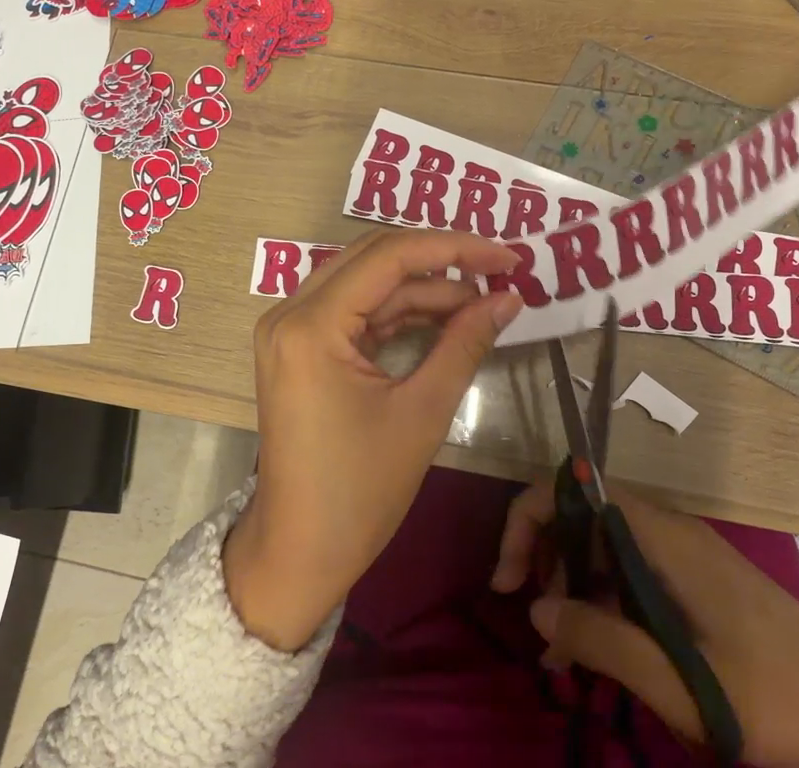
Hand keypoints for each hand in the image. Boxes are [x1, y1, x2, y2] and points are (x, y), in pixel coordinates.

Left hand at [224, 228, 523, 651]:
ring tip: (482, 302)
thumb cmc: (360, 490)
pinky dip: (397, 314)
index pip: (388, 257)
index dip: (454, 248)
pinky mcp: (297, 350)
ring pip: (364, 284)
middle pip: (372, 260)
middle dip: (440, 262)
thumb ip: (464, 344)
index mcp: (310, 326)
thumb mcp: (422, 413)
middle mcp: (289, 314)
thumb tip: (509, 299)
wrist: (302, 549)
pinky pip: (352, 313)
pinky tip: (444, 319)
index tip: (509, 257)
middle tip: (500, 273)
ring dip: (422, 289)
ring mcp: (288, 331)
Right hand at [492, 480, 798, 767]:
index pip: (577, 488)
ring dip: (570, 590)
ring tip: (559, 657)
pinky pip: (630, 577)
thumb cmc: (775, 702)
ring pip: (603, 550)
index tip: (508, 580)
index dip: (530, 519)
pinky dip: (601, 606)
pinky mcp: (695, 588)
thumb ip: (600, 641)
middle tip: (536, 626)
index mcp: (667, 539)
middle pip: (583, 516)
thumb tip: (536, 610)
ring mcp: (685, 560)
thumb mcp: (678, 683)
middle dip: (544, 560)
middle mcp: (672, 535)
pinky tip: (595, 655)